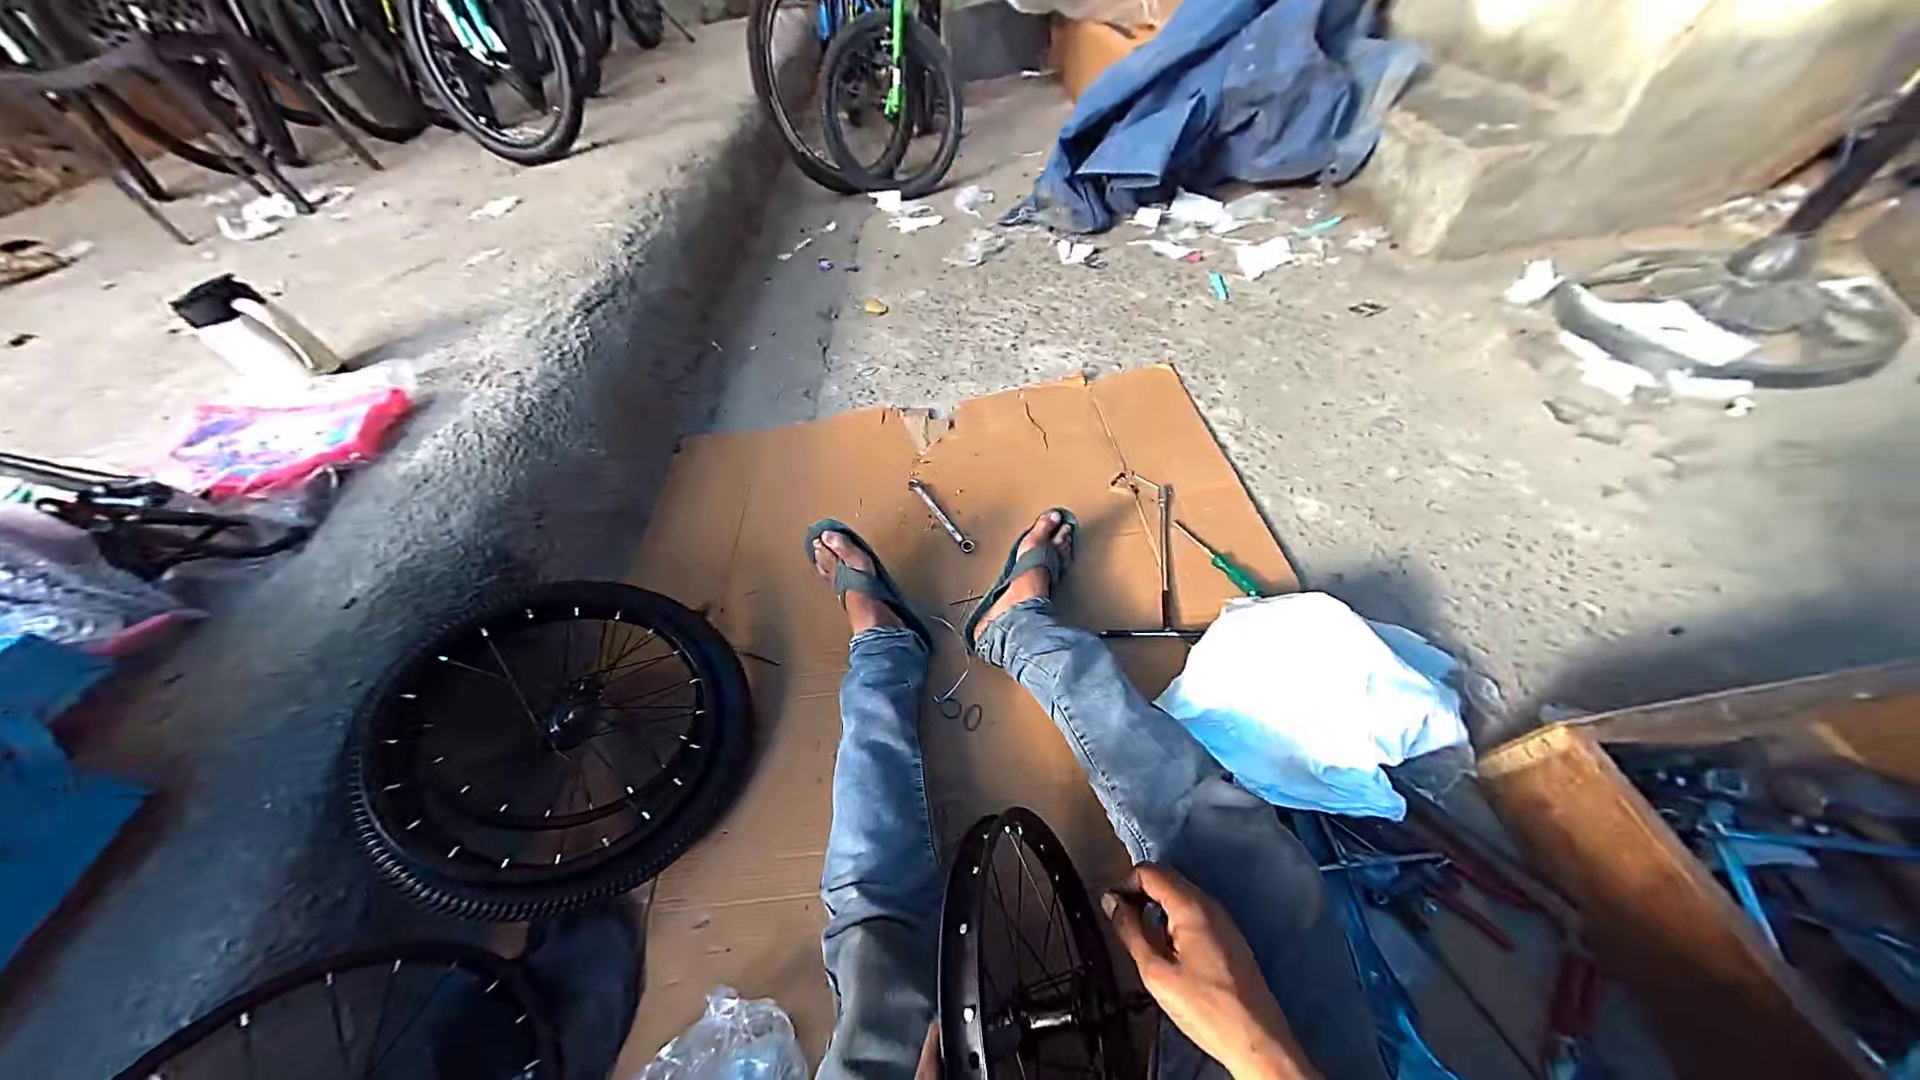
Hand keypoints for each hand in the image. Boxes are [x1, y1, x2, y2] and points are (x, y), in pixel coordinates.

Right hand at [1103, 864, 1320, 1079]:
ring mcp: (1223, 918)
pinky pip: (1194, 910)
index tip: (1114, 909)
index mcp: (1191, 906)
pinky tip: (1171, 949)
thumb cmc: (1208, 1010)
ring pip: (1180, 893)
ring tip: (1146, 938)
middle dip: (1140, 892)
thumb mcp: (1156, 973)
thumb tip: (1111, 902)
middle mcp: (1209, 903)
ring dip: (1157, 905)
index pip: (1149, 871)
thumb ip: (1130, 931)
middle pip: (1165, 877)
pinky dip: (1175, 917)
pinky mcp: (1230, 935)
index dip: (1125, 884)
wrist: (1260, 1043)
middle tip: (1126, 921)